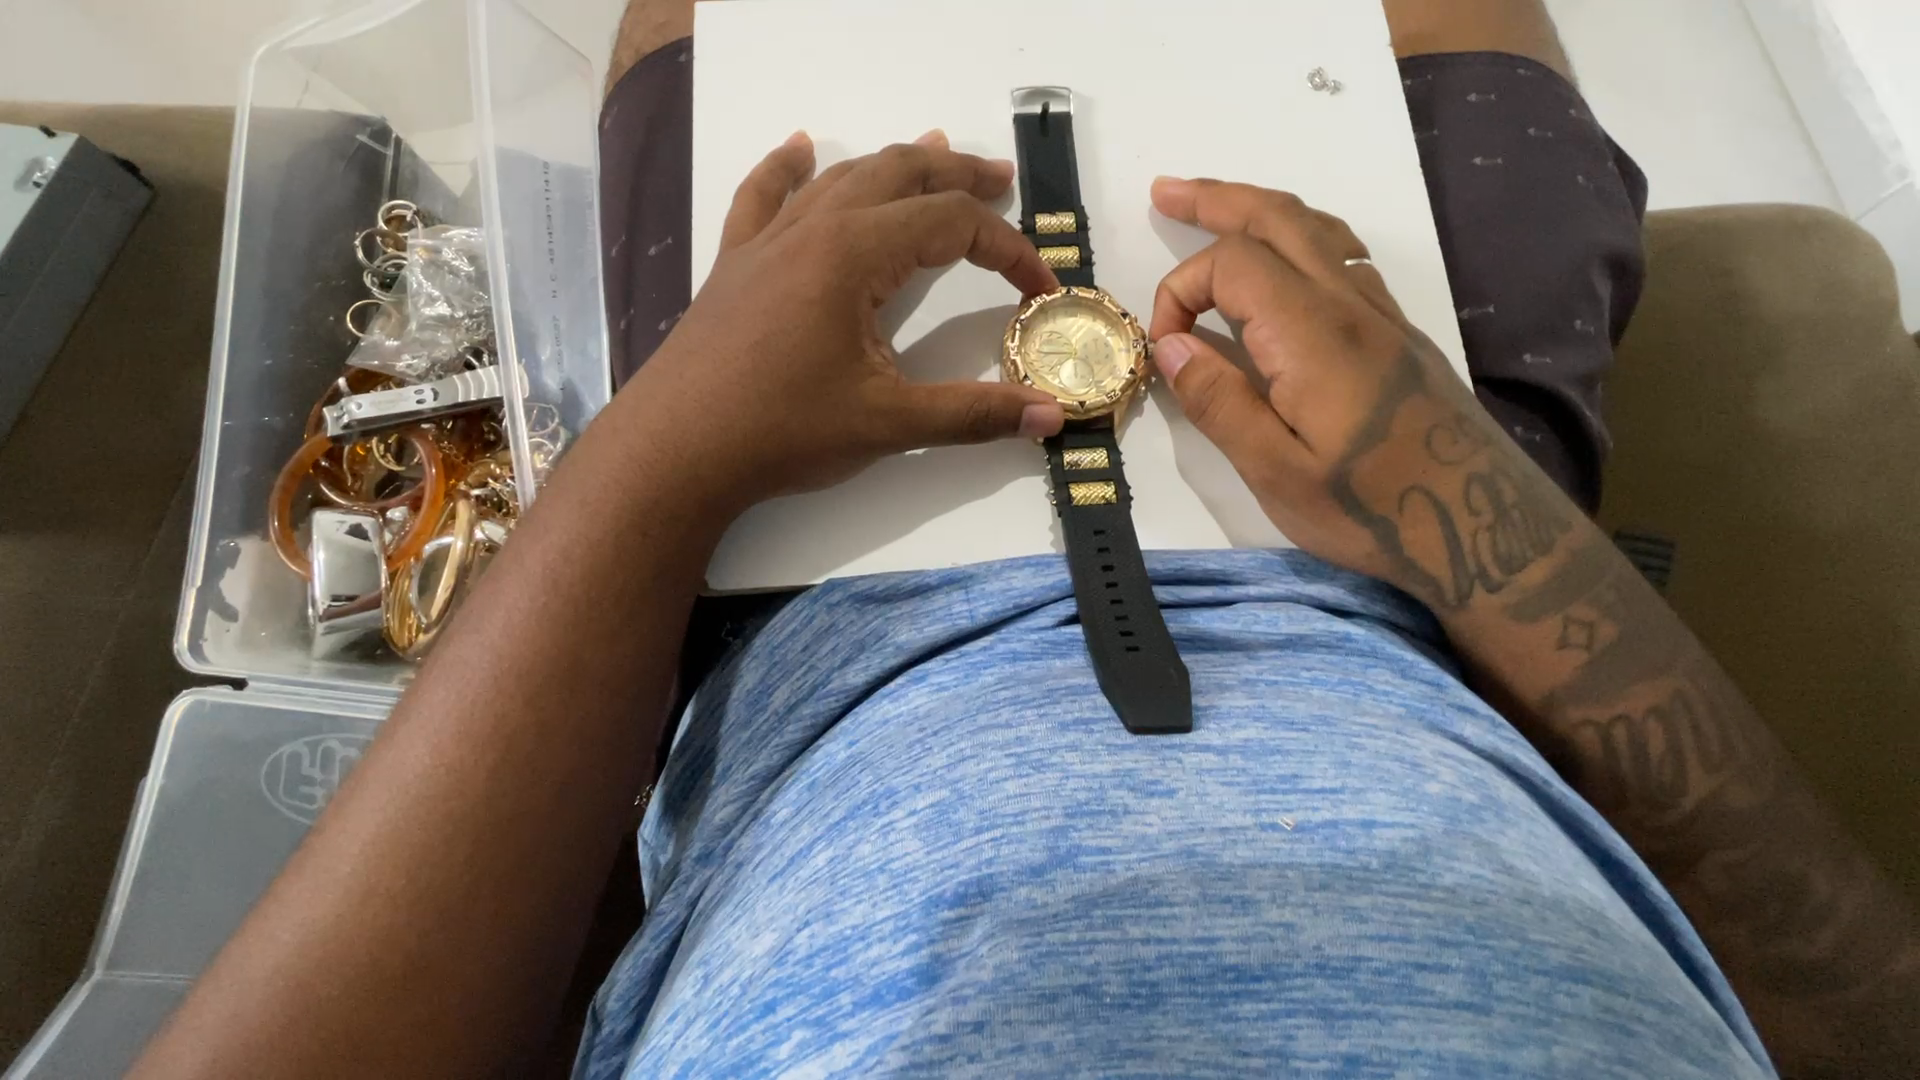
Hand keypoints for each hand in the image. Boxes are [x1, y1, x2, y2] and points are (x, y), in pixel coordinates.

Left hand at [621, 130, 1065, 513]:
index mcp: (853, 254)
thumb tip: (1052, 418)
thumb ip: (973, 415)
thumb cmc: (781, 433)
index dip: (1008, 252)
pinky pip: (763, 198)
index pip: (952, 226)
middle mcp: (811, 229)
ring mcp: (766, 243)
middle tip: (1001, 182)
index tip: (1040, 289)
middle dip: (958, 178)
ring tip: (934, 155)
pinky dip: (788, 168)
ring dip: (893, 165)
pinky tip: (800, 147)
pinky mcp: (735, 266)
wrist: (674, 452)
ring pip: (840, 179)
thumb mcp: (888, 424)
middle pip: (899, 177)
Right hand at [1147, 177, 1579, 612]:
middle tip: (1166, 190)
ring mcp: (1379, 314)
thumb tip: (1169, 347)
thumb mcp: (1275, 471)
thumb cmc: (1369, 508)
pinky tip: (1281, 265)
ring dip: (1259, 210)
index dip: (1180, 289)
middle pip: (1280, 219)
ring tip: (1216, 209)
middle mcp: (1348, 305)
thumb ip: (1218, 402)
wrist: (1479, 526)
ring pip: (1316, 231)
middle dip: (1217, 199)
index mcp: (1311, 334)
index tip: (1161, 346)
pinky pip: (1340, 258)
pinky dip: (1296, 239)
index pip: (1231, 264)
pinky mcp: (1394, 334)